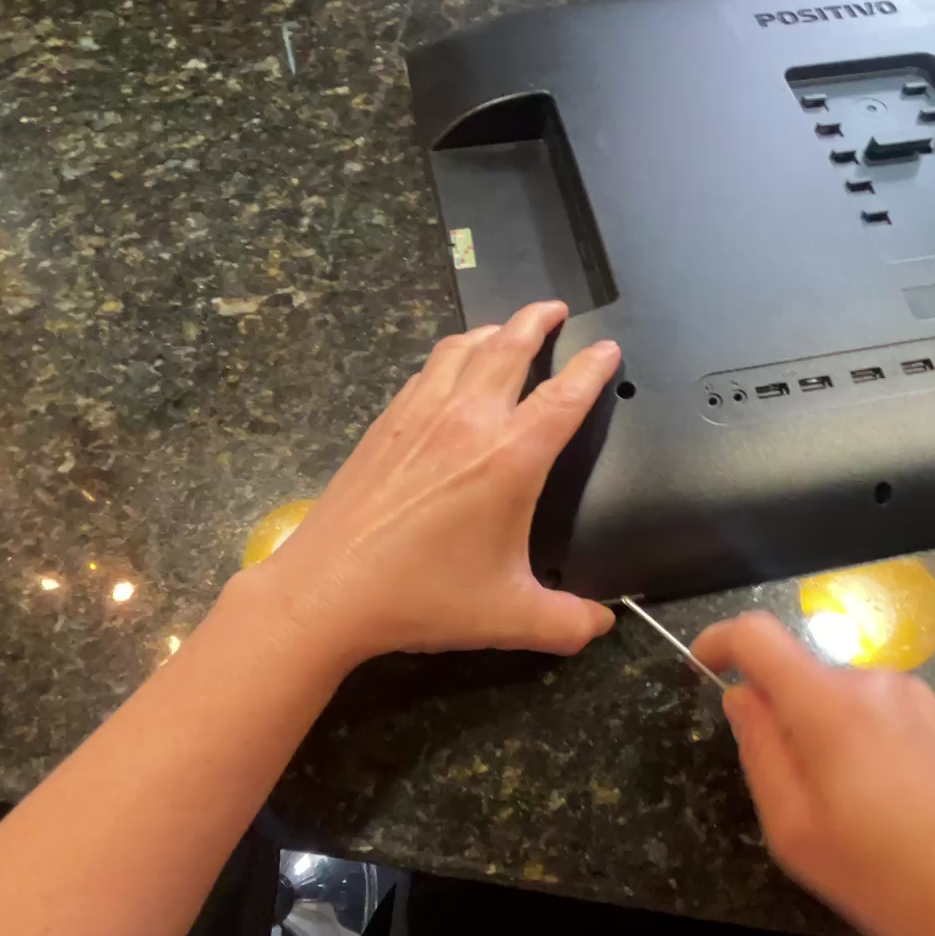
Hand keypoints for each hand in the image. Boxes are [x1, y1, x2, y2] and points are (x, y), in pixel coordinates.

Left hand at [243, 301, 618, 662]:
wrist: (327, 590)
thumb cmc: (422, 597)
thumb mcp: (509, 618)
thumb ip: (567, 623)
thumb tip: (602, 627)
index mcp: (510, 457)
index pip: (564, 395)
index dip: (593, 368)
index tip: (607, 349)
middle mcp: (468, 420)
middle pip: (510, 346)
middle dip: (539, 319)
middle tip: (556, 309)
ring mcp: (420, 414)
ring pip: (464, 348)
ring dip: (493, 329)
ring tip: (508, 328)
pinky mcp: (386, 422)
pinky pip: (428, 369)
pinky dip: (452, 354)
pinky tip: (452, 367)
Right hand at [693, 612, 934, 935]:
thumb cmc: (892, 880)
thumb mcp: (796, 830)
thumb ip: (758, 749)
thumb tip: (743, 697)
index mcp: (830, 704)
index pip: (757, 634)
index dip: (719, 641)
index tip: (701, 667)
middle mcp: (875, 683)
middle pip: (798, 674)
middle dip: (778, 716)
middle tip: (790, 793)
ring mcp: (918, 698)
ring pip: (837, 697)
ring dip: (821, 734)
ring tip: (847, 812)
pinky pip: (878, 713)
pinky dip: (859, 742)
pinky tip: (889, 807)